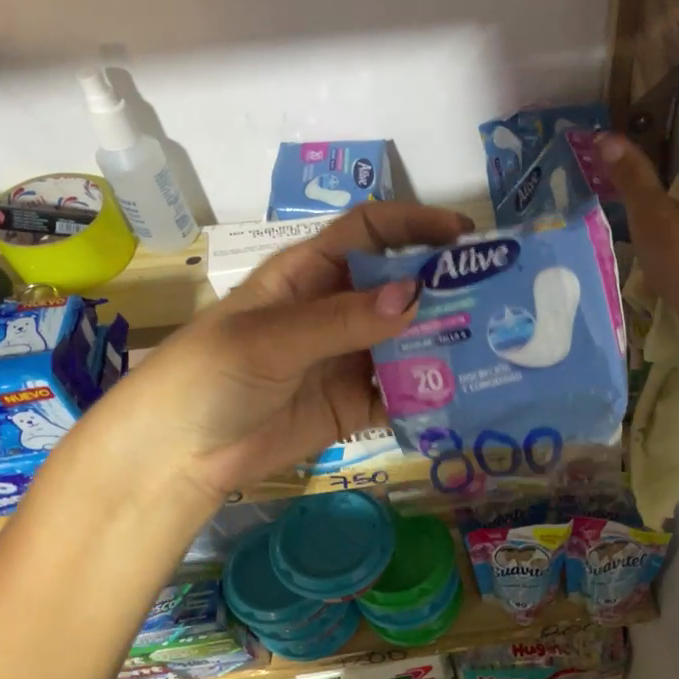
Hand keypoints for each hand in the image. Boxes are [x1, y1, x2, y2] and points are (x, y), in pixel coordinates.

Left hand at [70, 203, 472, 500]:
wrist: (179, 455)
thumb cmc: (209, 376)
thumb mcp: (271, 338)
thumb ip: (341, 320)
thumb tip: (416, 295)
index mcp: (310, 275)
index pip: (370, 232)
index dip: (415, 224)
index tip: (464, 235)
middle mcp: (337, 311)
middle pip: (400, 287)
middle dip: (446, 288)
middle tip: (499, 297)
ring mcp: (349, 359)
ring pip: (409, 341)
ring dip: (446, 342)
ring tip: (495, 347)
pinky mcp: (356, 405)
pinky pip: (402, 392)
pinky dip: (431, 394)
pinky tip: (466, 396)